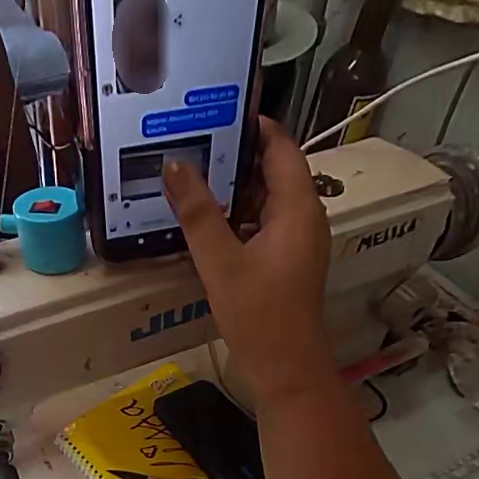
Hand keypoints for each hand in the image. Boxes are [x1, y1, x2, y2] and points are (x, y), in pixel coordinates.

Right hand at [163, 117, 337, 407]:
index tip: (213, 109)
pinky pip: (260, 223)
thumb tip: (175, 165)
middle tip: (189, 138)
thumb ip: (198, 212)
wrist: (286, 369)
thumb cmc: (260, 315)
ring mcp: (296, 240)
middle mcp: (304, 216)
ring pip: (264, 199)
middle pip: (271, 169)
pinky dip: (235, 216)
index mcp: (298, 207)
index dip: (251, 124)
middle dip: (233, 154)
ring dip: (231, 187)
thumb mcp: (222, 262)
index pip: (280, 146)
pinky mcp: (285, 260)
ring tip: (189, 171)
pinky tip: (202, 216)